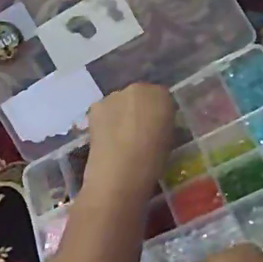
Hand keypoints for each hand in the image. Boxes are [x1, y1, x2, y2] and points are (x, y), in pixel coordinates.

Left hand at [80, 84, 176, 203]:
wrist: (119, 172)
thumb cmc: (152, 162)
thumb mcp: (168, 141)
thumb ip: (162, 125)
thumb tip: (154, 125)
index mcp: (162, 95)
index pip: (162, 97)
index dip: (158, 113)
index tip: (156, 127)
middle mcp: (137, 89)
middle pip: (139, 96)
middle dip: (138, 109)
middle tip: (138, 131)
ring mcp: (113, 96)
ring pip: (119, 102)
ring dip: (121, 113)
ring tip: (119, 137)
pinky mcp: (94, 108)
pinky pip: (104, 110)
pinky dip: (105, 120)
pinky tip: (106, 138)